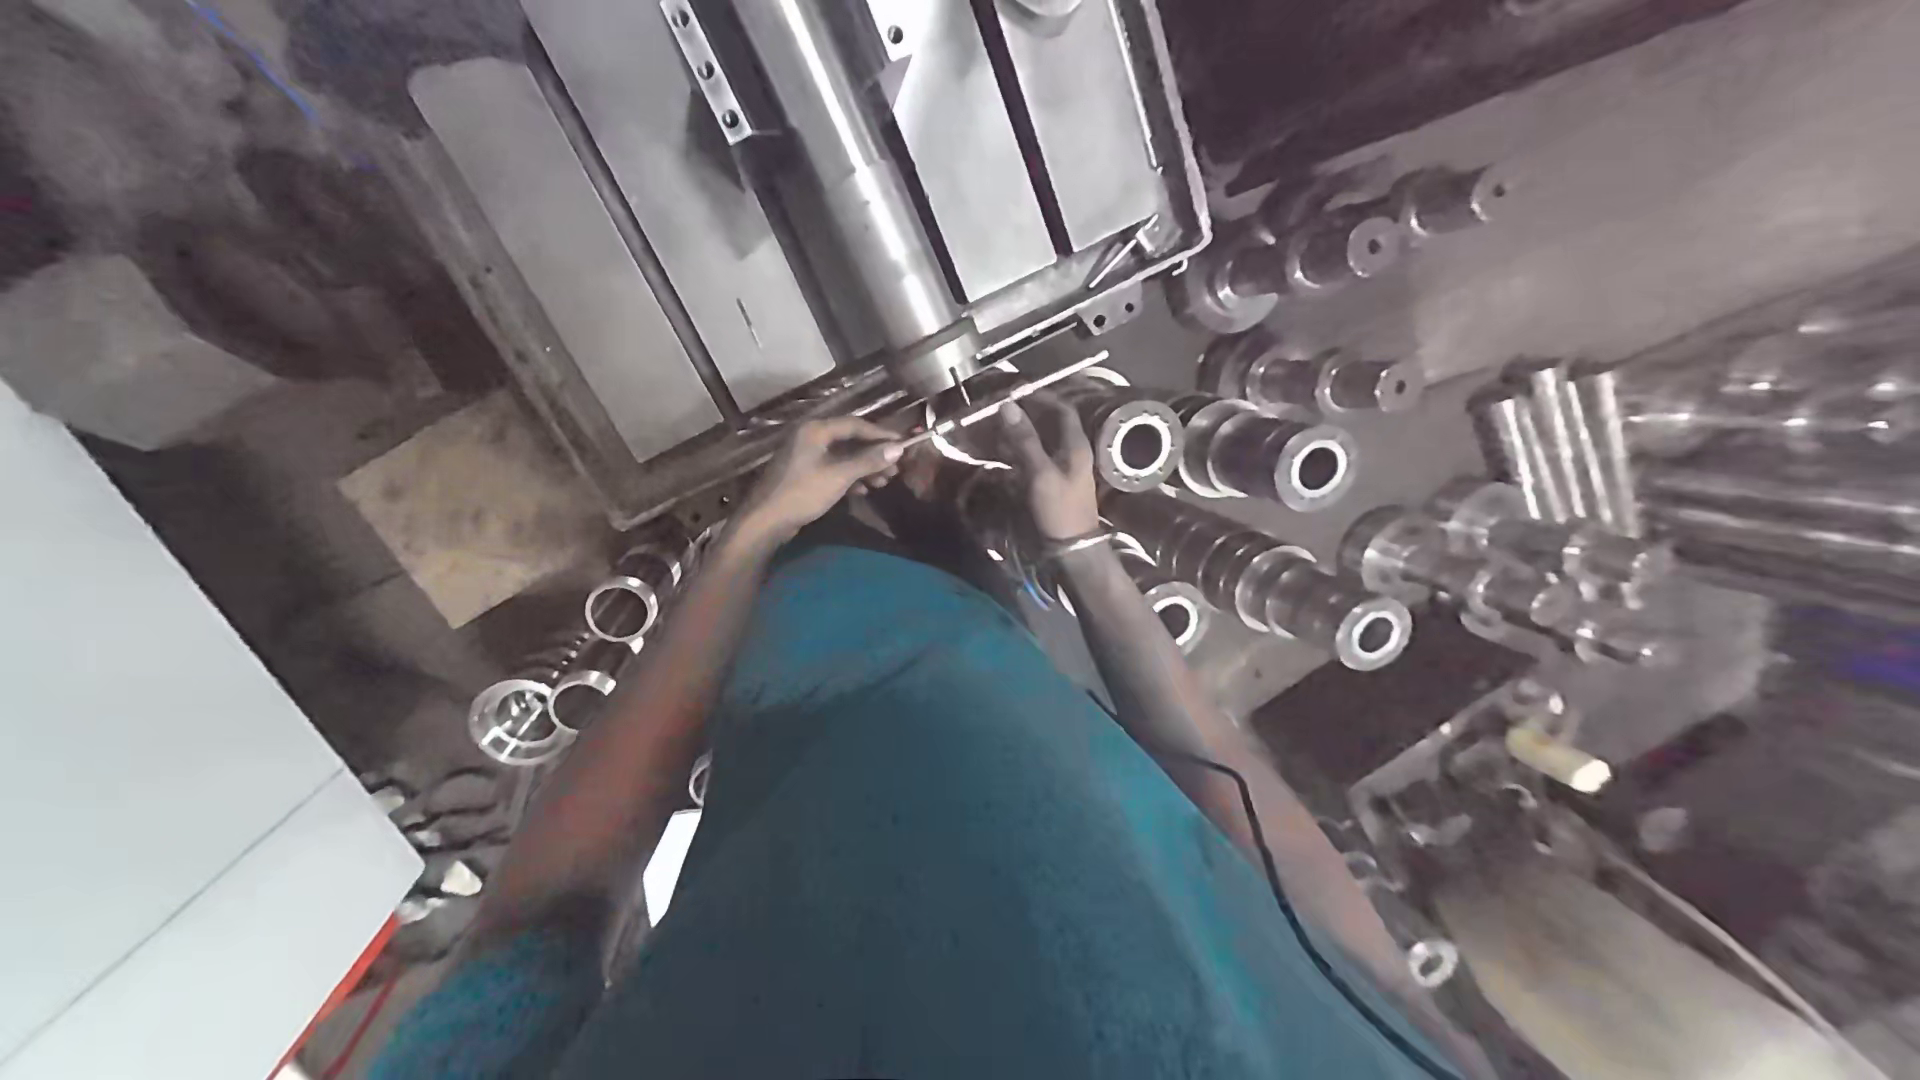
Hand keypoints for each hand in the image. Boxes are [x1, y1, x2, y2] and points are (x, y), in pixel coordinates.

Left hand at [736, 417, 902, 542]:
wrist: (766, 520)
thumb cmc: (802, 493)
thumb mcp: (840, 476)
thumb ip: (869, 461)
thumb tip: (898, 449)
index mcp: (816, 430)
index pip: (855, 425)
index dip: (880, 434)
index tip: (902, 445)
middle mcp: (810, 436)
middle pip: (849, 440)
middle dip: (873, 455)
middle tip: (894, 469)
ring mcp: (805, 455)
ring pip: (842, 456)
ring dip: (864, 468)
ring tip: (883, 482)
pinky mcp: (803, 473)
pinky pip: (832, 468)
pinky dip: (849, 477)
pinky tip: (862, 491)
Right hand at [998, 394, 1100, 541]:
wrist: (1071, 548)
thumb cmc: (1059, 509)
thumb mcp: (1040, 473)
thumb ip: (1025, 439)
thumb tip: (1008, 406)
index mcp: (1076, 445)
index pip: (1062, 410)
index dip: (1041, 397)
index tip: (1017, 392)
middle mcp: (1073, 452)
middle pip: (1052, 424)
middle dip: (1029, 414)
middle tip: (1003, 408)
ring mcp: (1065, 469)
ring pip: (1044, 441)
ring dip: (1023, 432)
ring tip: (999, 426)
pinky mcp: (1055, 483)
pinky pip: (1038, 457)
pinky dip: (1022, 450)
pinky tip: (1005, 451)